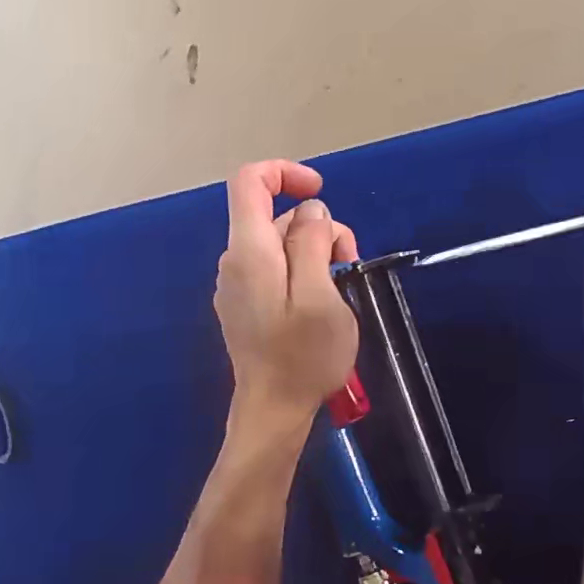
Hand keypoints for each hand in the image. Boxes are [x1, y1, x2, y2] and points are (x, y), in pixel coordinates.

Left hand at [215, 160, 359, 423]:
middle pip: (274, 218)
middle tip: (348, 262)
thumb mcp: (321, 295)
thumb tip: (311, 212)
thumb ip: (312, 243)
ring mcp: (237, 286)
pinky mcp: (245, 307)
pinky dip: (301, 273)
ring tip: (339, 289)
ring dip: (313, 254)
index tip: (320, 193)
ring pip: (279, 247)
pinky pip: (274, 272)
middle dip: (317, 228)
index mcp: (250, 251)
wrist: (272, 409)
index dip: (286, 173)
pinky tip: (319, 303)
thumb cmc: (303, 356)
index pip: (251, 181)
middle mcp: (235, 261)